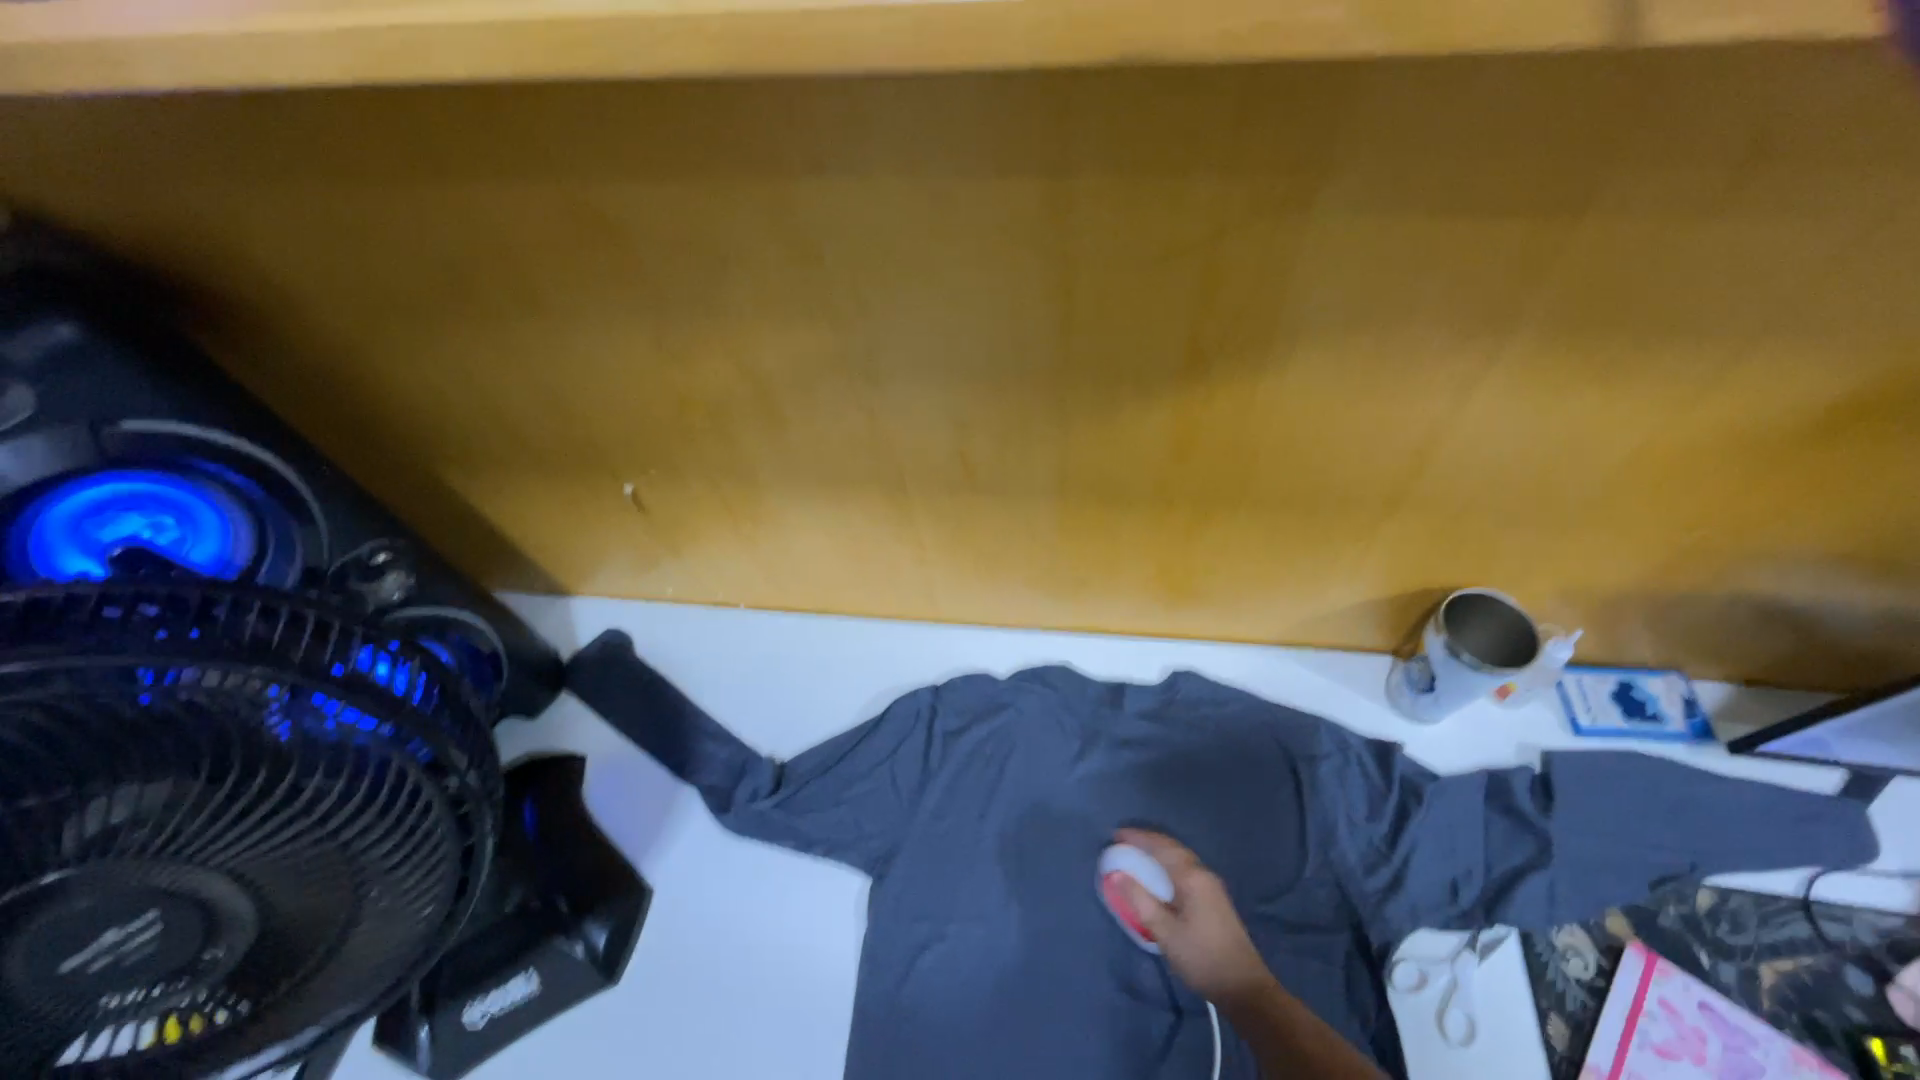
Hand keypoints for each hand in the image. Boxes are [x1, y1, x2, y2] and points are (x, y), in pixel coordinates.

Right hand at [1112, 827, 1278, 1007]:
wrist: (1243, 986)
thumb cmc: (1201, 957)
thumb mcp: (1165, 931)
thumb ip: (1140, 900)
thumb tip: (1117, 874)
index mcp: (1192, 877)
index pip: (1162, 847)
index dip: (1138, 838)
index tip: (1115, 836)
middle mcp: (1204, 875)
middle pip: (1173, 848)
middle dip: (1148, 842)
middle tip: (1123, 843)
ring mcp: (1212, 887)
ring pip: (1181, 860)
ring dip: (1158, 853)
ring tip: (1136, 857)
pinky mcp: (1214, 900)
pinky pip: (1185, 871)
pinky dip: (1167, 866)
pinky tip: (1158, 878)